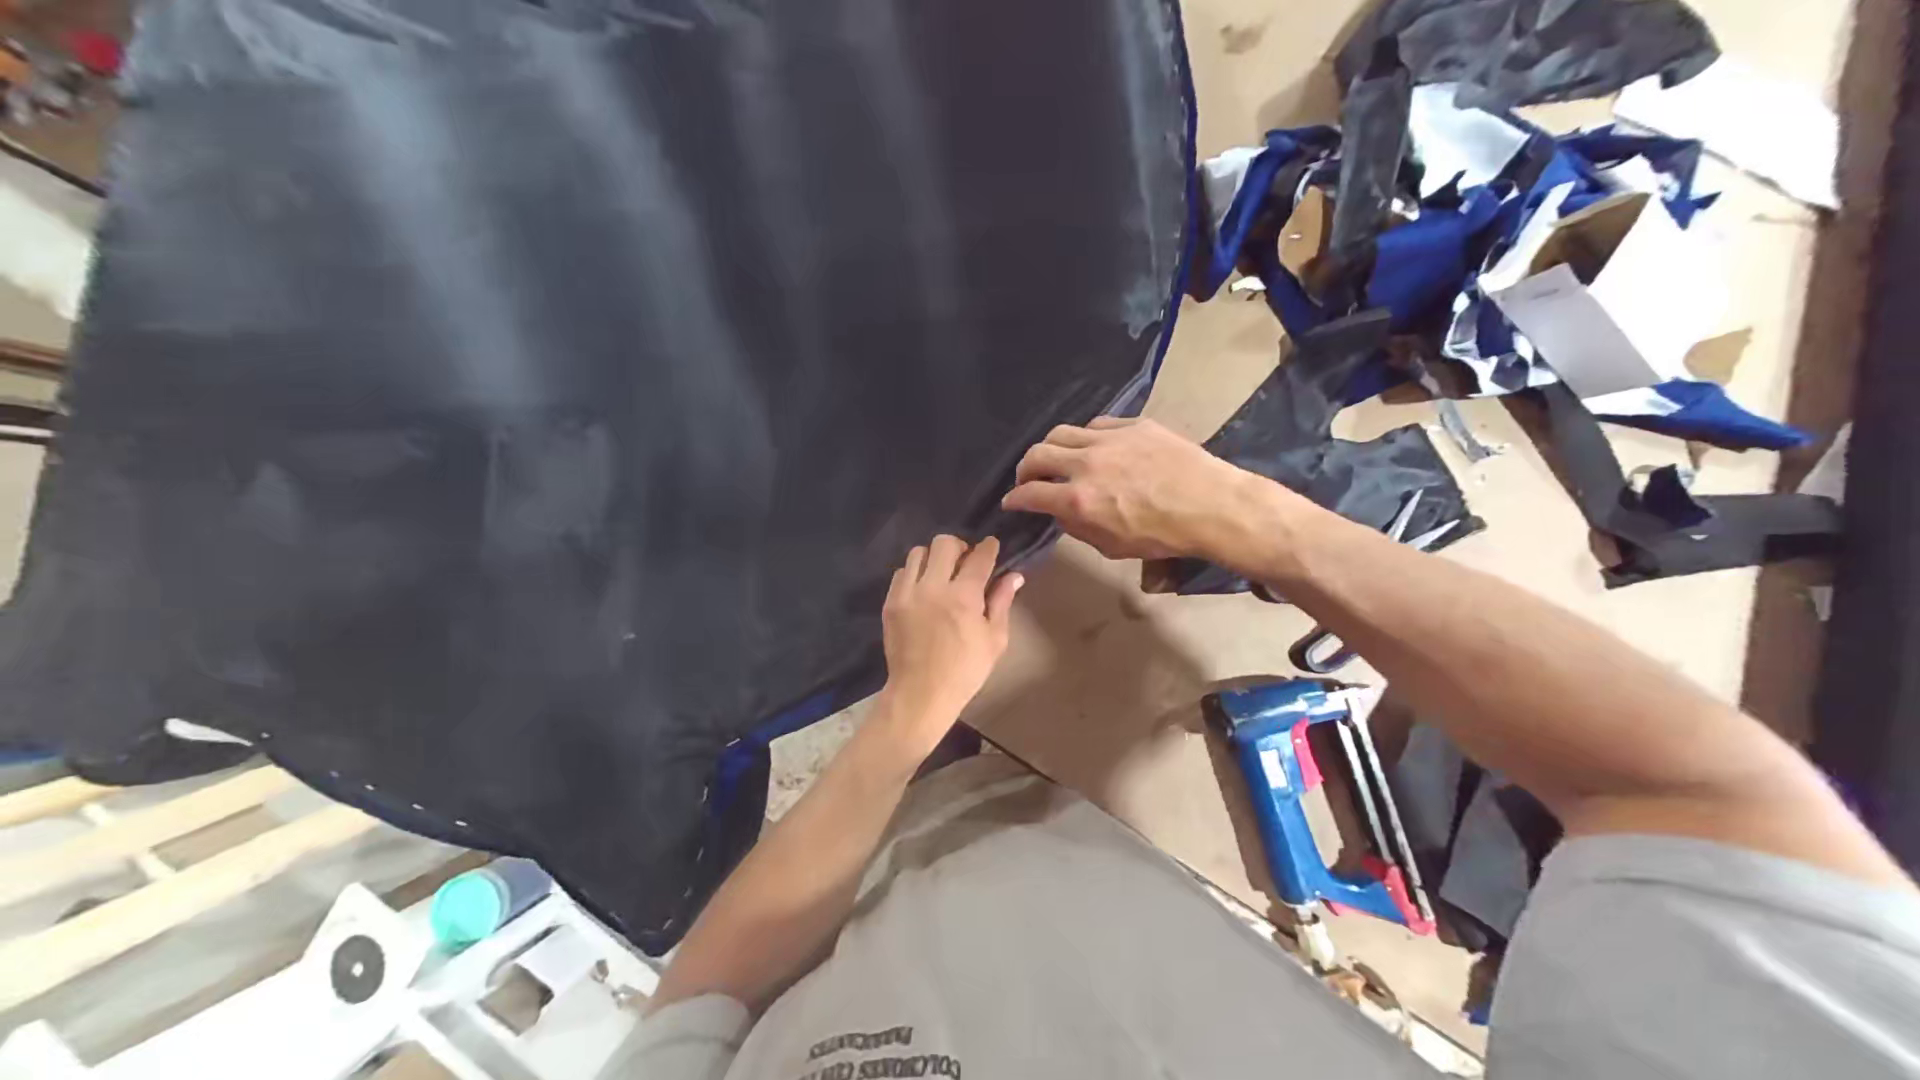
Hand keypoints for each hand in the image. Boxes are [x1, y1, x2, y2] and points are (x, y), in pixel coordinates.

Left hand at [878, 535, 1023, 738]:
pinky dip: (914, 573)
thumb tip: (1014, 576)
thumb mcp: (994, 640)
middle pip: (944, 543)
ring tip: (941, 574)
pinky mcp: (891, 603)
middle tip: (965, 562)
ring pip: (918, 552)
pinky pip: (901, 572)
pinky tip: (923, 589)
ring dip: (934, 558)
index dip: (988, 547)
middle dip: (959, 547)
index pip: (979, 557)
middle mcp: (933, 587)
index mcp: (964, 597)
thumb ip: (1002, 602)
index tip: (991, 546)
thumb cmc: (965, 670)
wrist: (921, 693)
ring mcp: (908, 593)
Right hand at [1001, 417, 1272, 562]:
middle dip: (1025, 468)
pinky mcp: (1133, 425)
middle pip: (1037, 454)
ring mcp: (1110, 438)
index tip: (1012, 502)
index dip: (1015, 499)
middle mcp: (1086, 463)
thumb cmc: (1163, 536)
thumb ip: (1078, 527)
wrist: (1212, 506)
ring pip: (1062, 432)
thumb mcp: (1112, 546)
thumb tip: (1060, 513)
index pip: (1030, 493)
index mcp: (1079, 499)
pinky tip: (1092, 447)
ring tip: (1056, 457)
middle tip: (1028, 478)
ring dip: (1050, 447)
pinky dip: (1085, 437)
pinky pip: (1096, 425)